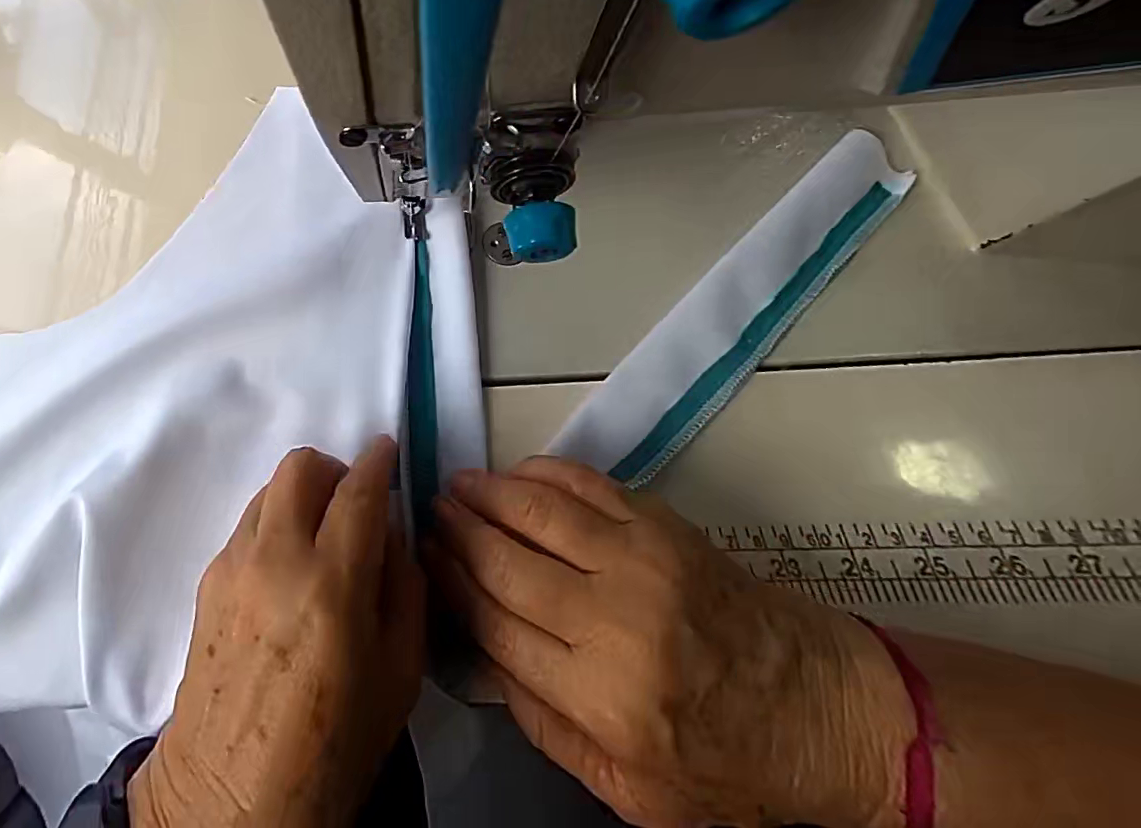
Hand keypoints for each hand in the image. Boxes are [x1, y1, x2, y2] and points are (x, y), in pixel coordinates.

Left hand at [129, 437, 426, 827]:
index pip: (358, 492)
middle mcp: (276, 557)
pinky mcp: (208, 576)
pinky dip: (275, 526)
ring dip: (301, 496)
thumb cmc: (334, 743)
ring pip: (269, 491)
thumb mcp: (400, 672)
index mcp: (332, 582)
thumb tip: (389, 531)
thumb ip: (402, 585)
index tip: (387, 451)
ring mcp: (234, 563)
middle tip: (353, 500)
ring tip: (320, 538)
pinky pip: (247, 526)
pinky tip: (287, 571)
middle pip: (299, 467)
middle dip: (333, 469)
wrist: (236, 789)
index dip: (378, 462)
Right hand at [424, 456, 913, 827]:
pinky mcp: (667, 529)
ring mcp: (642, 565)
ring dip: (484, 493)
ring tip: (457, 486)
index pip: (490, 622)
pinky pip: (585, 483)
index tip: (423, 556)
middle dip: (454, 532)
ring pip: (534, 512)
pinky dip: (540, 471)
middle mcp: (613, 623)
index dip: (446, 581)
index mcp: (600, 697)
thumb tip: (477, 645)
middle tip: (430, 513)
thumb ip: (540, 720)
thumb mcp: (628, 789)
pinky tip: (514, 473)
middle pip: (501, 561)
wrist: (837, 718)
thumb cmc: (728, 766)